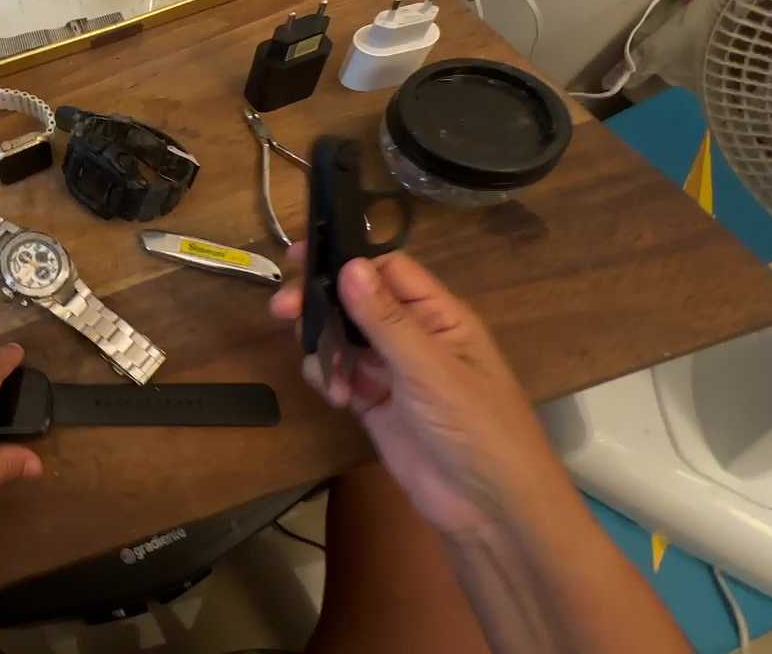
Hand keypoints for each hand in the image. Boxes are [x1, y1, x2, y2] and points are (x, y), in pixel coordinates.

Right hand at [270, 247, 573, 535]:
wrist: (490, 513)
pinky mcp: (369, 397)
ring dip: (321, 348)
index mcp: (438, 318)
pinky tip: (336, 399)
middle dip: (316, 303)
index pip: (386, 269)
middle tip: (282, 311)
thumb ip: (386, 319)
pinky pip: (333, 369)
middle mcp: (410, 334)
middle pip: (350, 298)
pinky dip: (325, 377)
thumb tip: (350, 264)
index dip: (344, 258)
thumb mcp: (431, 372)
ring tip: (328, 378)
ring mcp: (388, 367)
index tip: (298, 258)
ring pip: (336, 333)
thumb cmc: (478, 432)